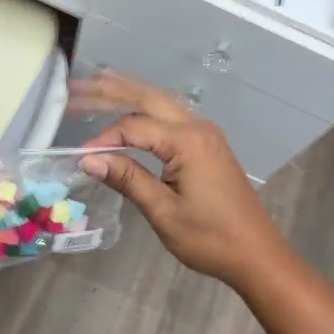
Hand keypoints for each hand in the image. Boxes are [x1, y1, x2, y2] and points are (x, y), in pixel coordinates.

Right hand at [74, 71, 288, 288]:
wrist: (256, 252)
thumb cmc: (210, 238)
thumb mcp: (164, 212)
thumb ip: (128, 179)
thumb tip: (89, 159)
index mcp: (187, 142)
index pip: (135, 127)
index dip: (105, 139)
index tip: (81, 157)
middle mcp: (198, 127)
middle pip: (148, 98)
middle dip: (111, 91)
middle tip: (77, 87)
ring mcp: (206, 133)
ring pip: (162, 101)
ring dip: (130, 93)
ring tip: (98, 81)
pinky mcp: (208, 143)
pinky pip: (172, 114)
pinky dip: (147, 107)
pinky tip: (131, 106)